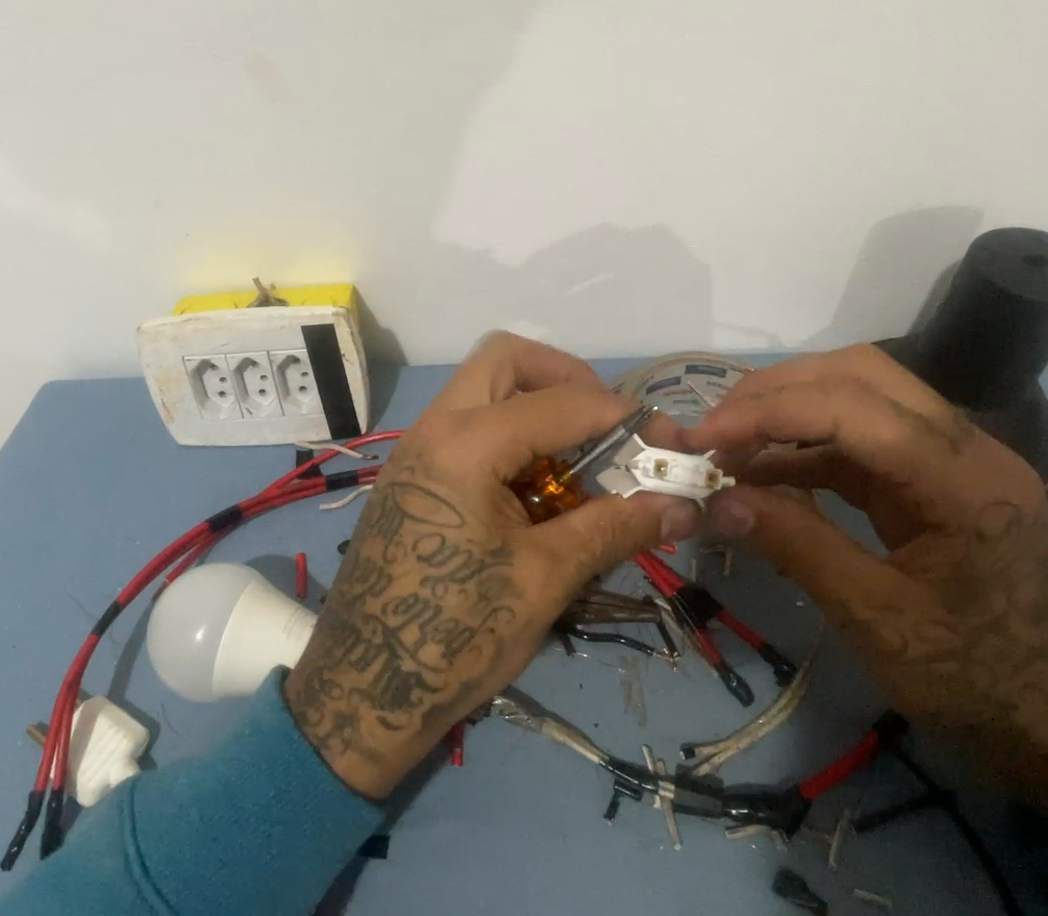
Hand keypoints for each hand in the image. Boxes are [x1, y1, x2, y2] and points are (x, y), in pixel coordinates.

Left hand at [284, 333, 698, 798]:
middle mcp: (434, 429)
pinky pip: (467, 426)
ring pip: (482, 390)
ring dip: (537, 407)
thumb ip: (613, 528)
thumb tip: (682, 505)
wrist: (366, 688)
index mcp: (466, 445)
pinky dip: (510, 437)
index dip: (625, 418)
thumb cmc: (456, 634)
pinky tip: (539, 492)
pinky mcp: (413, 478)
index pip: (563, 402)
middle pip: (505, 360)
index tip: (668, 445)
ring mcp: (416, 451)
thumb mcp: (544, 579)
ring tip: (579, 463)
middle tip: (606, 427)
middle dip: (566, 379)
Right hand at [688, 345, 1047, 820]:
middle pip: (861, 377)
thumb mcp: (876, 619)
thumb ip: (797, 546)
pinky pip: (865, 444)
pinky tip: (764, 475)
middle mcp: (966, 449)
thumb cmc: (976, 681)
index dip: (770, 411)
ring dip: (790, 414)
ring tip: (728, 450)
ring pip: (862, 399)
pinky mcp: (937, 485)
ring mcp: (954, 463)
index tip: (702, 438)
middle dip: (777, 392)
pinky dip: (809, 449)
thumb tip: (717, 500)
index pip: (855, 408)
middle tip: (713, 430)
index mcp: (964, 481)